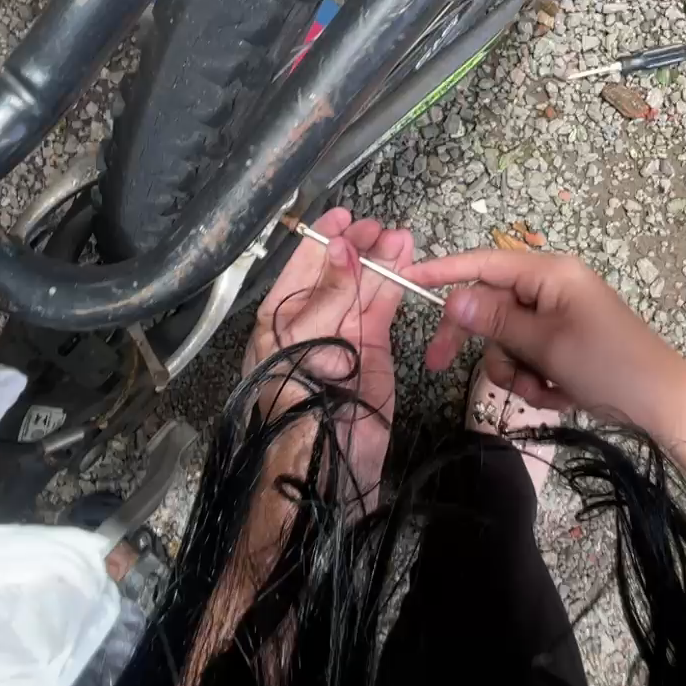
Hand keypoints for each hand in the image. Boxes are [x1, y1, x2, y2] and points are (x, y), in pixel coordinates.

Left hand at [247, 207, 412, 499]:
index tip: (343, 215)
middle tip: (379, 228)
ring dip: (382, 261)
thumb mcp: (301, 345)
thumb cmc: (295, 406)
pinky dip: (395, 285)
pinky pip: (383, 310)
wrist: (325, 470)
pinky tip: (405, 262)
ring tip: (400, 237)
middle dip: (358, 248)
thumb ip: (326, 295)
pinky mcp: (375, 350)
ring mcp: (345, 335)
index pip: (302, 268)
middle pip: (338, 273)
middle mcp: (312, 322)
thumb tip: (341, 248)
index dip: (322, 240)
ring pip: (364, 287)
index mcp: (279, 319)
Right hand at [404, 249, 685, 427]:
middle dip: (477, 339)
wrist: (667, 408)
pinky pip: (527, 357)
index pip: (484, 263)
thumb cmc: (609, 365)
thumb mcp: (547, 343)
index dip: (443, 271)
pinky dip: (534, 380)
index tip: (407, 278)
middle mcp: (551, 288)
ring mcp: (558, 317)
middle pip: (489, 305)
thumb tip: (453, 299)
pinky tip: (559, 395)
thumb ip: (496, 320)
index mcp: (550, 273)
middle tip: (437, 364)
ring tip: (543, 389)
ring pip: (505, 338)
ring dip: (514, 369)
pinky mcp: (564, 344)